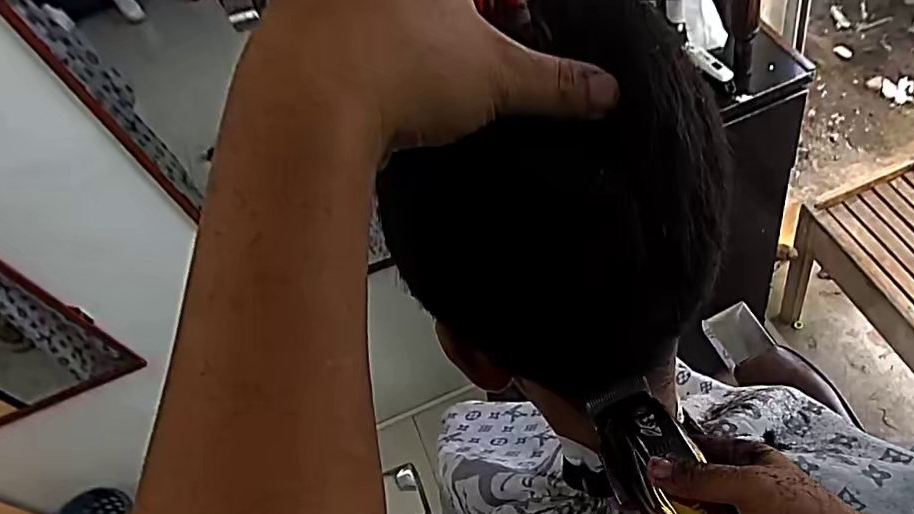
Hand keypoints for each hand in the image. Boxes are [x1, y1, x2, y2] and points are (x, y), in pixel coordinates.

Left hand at [251, 0, 618, 149]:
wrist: (314, 104)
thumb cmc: (387, 61)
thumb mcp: (499, 75)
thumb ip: (556, 84)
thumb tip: (599, 91)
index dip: (516, 6)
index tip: (521, 23)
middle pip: (460, 0)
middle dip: (483, 17)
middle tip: (493, 51)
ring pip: (418, 13)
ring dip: (444, 38)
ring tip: (455, 77)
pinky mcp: (329, 20)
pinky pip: (384, 30)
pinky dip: (409, 54)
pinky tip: (419, 86)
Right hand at [630, 437, 883, 513]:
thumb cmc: (805, 513)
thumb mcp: (751, 486)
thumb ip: (702, 478)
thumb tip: (660, 468)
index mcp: (741, 461)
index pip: (695, 453)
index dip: (666, 461)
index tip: (640, 473)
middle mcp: (733, 489)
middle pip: (684, 493)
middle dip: (658, 505)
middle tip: (636, 513)